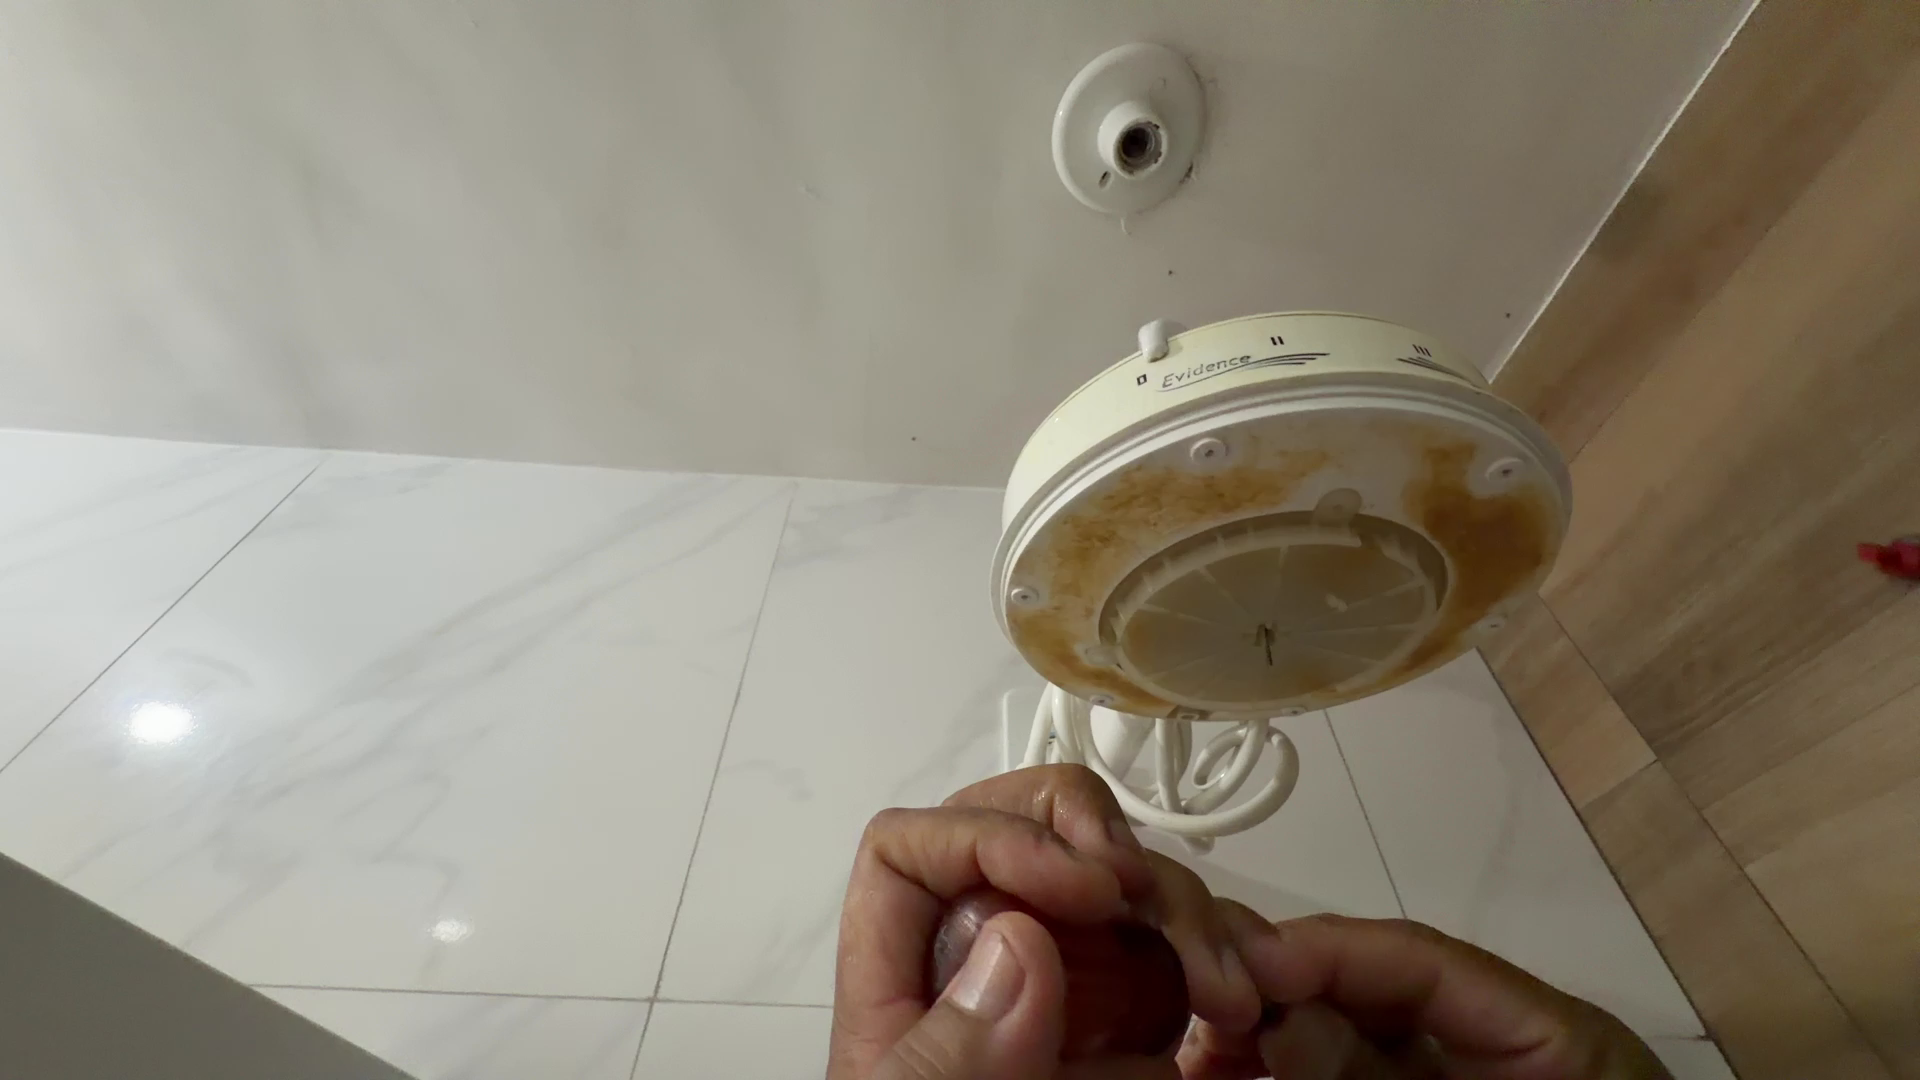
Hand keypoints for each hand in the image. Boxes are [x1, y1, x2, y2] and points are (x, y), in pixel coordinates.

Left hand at [826, 765, 1260, 1079]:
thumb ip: (953, 1056)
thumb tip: (1023, 947)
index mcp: (904, 969)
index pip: (913, 848)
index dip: (992, 837)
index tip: (1078, 886)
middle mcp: (978, 942)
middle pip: (1016, 823)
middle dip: (1091, 836)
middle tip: (1139, 892)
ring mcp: (1054, 964)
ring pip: (1106, 869)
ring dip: (1172, 905)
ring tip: (1222, 990)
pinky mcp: (1118, 1004)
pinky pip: (1163, 939)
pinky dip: (1208, 952)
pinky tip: (1235, 1005)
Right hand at [1179, 906, 1673, 1079]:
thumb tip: (1279, 1023)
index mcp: (1548, 1035)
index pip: (1418, 956)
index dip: (1322, 948)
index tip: (1242, 962)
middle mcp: (1490, 1037)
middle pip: (1365, 983)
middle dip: (1276, 986)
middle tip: (1201, 1005)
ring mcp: (1445, 1071)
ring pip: (1338, 1024)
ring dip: (1264, 1031)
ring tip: (1201, 1050)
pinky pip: (1336, 1067)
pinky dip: (1285, 1067)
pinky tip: (1229, 1068)